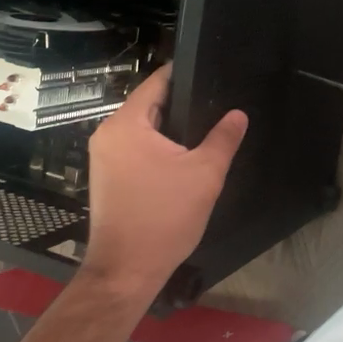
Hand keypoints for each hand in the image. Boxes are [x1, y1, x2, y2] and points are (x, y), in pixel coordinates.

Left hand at [83, 66, 247, 303]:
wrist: (127, 270)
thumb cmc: (164, 216)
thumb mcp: (205, 174)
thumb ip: (223, 138)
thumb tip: (238, 114)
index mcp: (126, 124)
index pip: (156, 83)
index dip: (185, 75)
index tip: (212, 72)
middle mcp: (108, 134)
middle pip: (149, 105)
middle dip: (183, 104)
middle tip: (217, 105)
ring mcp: (104, 158)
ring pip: (143, 130)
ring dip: (172, 129)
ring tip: (207, 130)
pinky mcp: (108, 178)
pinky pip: (136, 149)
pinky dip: (159, 148)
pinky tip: (184, 158)